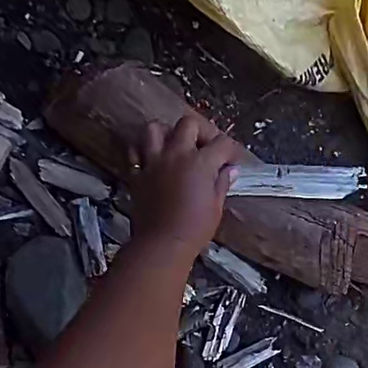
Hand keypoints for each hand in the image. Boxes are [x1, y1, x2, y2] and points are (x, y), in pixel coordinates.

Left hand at [129, 114, 244, 257]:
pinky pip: (136, 151)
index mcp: (200, 162)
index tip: (231, 161)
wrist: (162, 244)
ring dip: (167, 132)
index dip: (230, 150)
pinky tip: (153, 159)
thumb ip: (222, 183)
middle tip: (205, 148)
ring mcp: (154, 161)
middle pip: (188, 124)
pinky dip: (144, 150)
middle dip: (201, 131)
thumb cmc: (195, 229)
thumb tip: (230, 170)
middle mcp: (176, 154)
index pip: (222, 143)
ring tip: (175, 146)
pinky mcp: (138, 173)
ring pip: (156, 128)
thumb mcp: (215, 207)